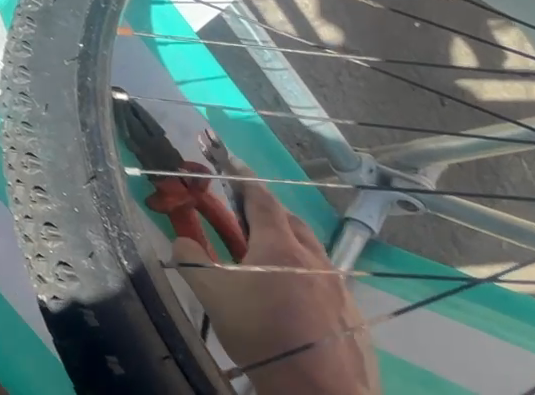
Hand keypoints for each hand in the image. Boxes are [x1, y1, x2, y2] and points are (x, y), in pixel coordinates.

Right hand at [172, 180, 379, 394]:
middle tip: (242, 216)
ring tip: (264, 257)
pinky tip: (289, 295)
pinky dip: (304, 274)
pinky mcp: (352, 316)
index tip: (230, 163)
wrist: (317, 389)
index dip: (244, 179)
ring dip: (287, 243)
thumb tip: (183, 241)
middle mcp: (314, 260)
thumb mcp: (210, 292)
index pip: (262, 199)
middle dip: (266, 212)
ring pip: (312, 252)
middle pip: (291, 222)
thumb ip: (190, 257)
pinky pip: (325, 281)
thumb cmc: (259, 331)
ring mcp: (338, 289)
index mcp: (280, 246)